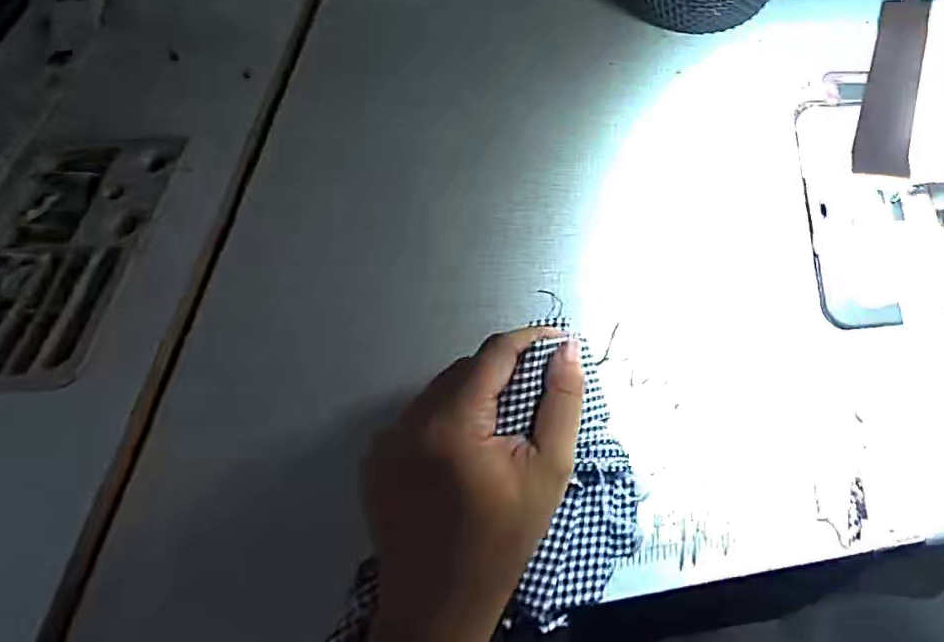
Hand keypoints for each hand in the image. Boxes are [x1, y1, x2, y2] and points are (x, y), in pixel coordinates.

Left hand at [365, 326, 583, 641]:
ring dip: (477, 389)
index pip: (495, 352)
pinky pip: (422, 410)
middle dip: (506, 370)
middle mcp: (410, 422)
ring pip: (444, 385)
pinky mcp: (376, 456)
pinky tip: (469, 442)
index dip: (530, 339)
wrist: (440, 605)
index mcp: (452, 424)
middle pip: (469, 367)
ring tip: (505, 421)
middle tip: (537, 391)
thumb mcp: (550, 469)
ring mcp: (387, 439)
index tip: (558, 342)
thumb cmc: (502, 539)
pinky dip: (450, 411)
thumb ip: (562, 402)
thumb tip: (567, 350)